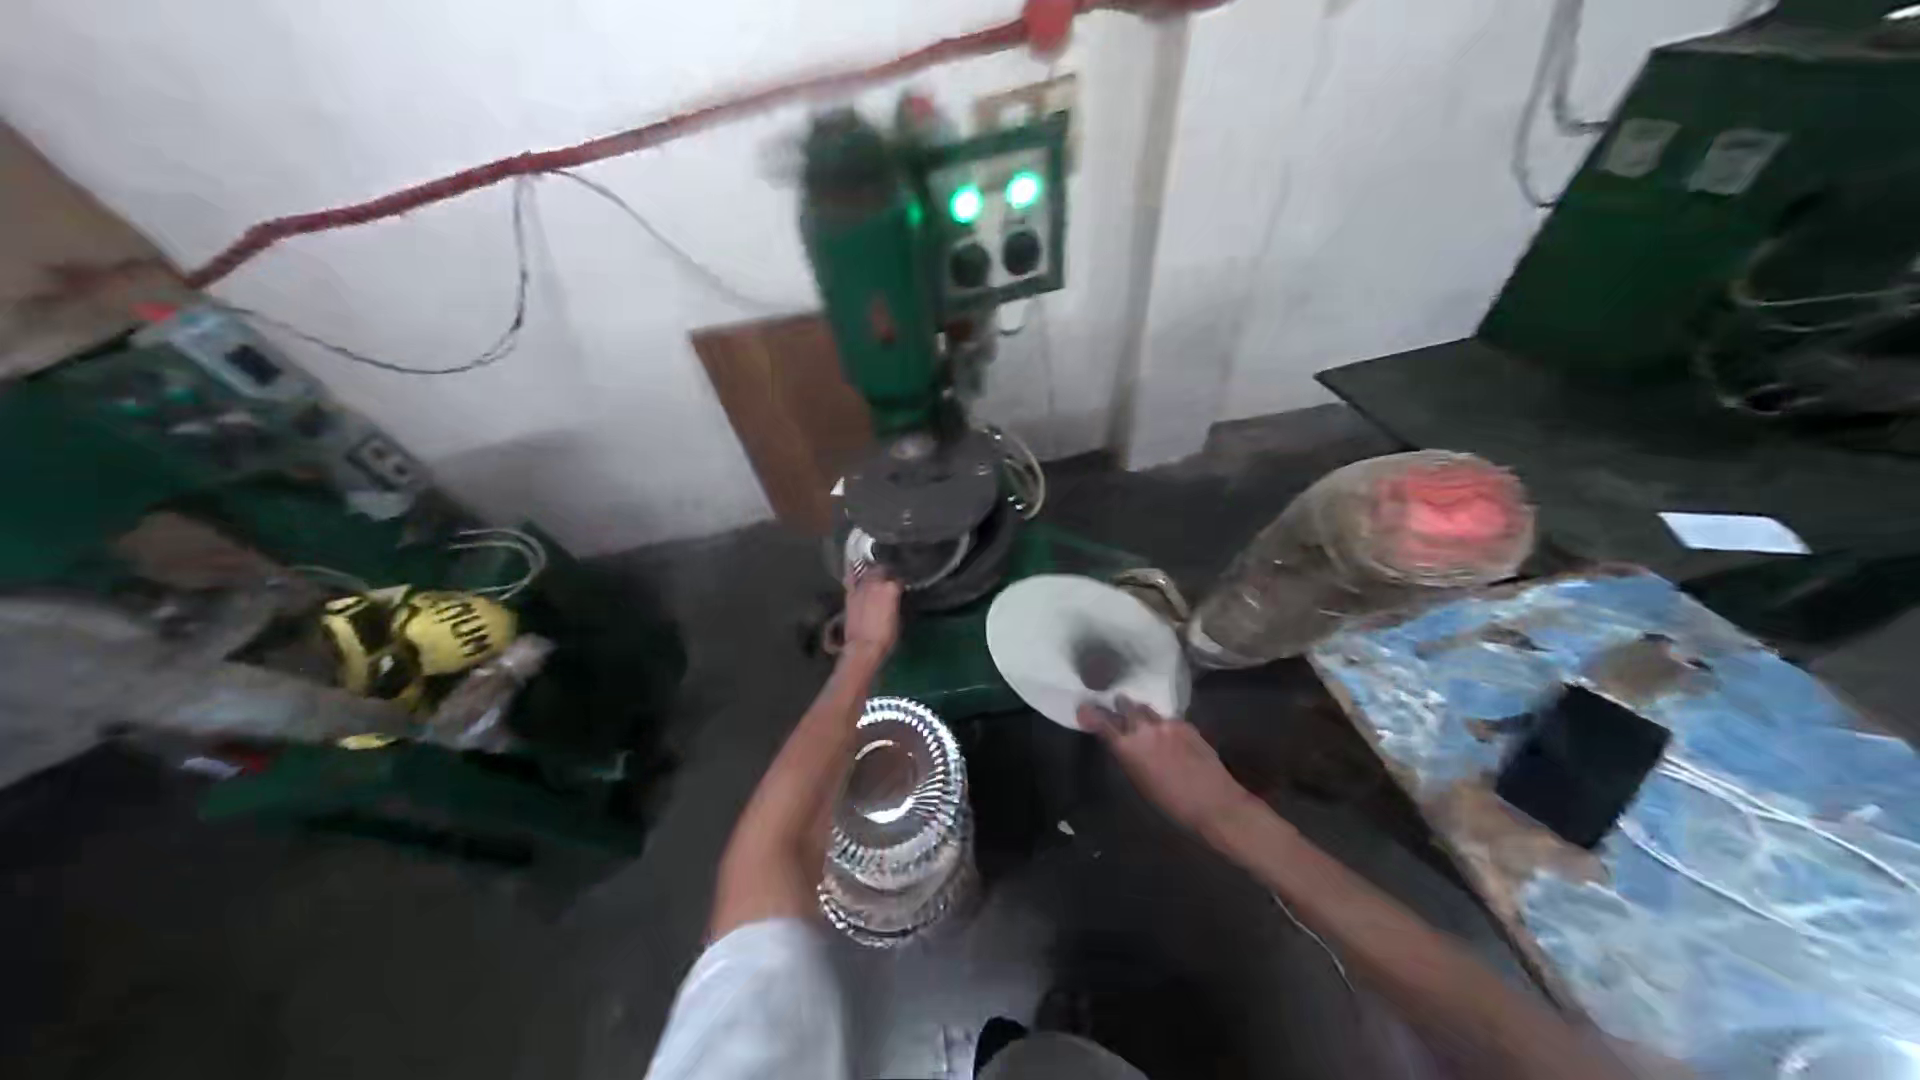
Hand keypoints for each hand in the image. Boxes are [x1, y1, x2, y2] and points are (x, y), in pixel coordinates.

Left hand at [842, 569, 901, 657]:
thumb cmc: (886, 637)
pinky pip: (851, 579)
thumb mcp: (899, 619)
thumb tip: (896, 599)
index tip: (902, 586)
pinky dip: (854, 574)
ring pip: (868, 571)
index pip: (899, 579)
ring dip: (873, 572)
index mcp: (891, 589)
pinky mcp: (850, 594)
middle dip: (887, 572)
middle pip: (883, 569)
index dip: (902, 583)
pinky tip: (856, 573)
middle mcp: (876, 584)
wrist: (864, 647)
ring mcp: (862, 588)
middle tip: (890, 577)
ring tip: (875, 574)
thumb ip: (897, 603)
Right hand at [1078, 697, 1252, 833]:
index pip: (1102, 721)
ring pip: (1146, 708)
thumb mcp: (1139, 782)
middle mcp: (1144, 729)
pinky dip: (1162, 723)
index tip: (1083, 708)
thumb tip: (1119, 744)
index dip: (1090, 713)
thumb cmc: (1172, 804)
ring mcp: (1167, 723)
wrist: (1214, 803)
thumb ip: (1126, 757)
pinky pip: (1167, 718)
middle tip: (1116, 710)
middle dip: (1119, 706)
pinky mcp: (1186, 724)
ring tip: (1142, 721)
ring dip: (1140, 712)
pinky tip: (1168, 737)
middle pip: (1125, 704)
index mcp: (1128, 747)